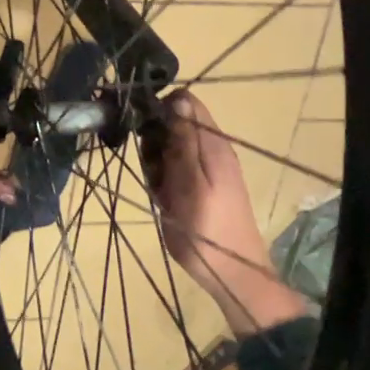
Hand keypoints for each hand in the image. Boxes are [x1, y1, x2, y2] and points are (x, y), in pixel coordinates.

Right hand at [156, 92, 308, 334]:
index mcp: (212, 144)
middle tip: (149, 165)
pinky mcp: (188, 186)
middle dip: (151, 138)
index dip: (160, 108)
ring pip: (164, 147)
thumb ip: (186, 141)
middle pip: (170, 124)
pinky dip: (157, 178)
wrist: (228, 271)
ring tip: (154, 185)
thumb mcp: (194, 182)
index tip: (140, 126)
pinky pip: (166, 169)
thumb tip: (178, 98)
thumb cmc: (210, 229)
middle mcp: (206, 150)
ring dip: (152, 160)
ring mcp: (197, 169)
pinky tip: (157, 196)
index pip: (185, 103)